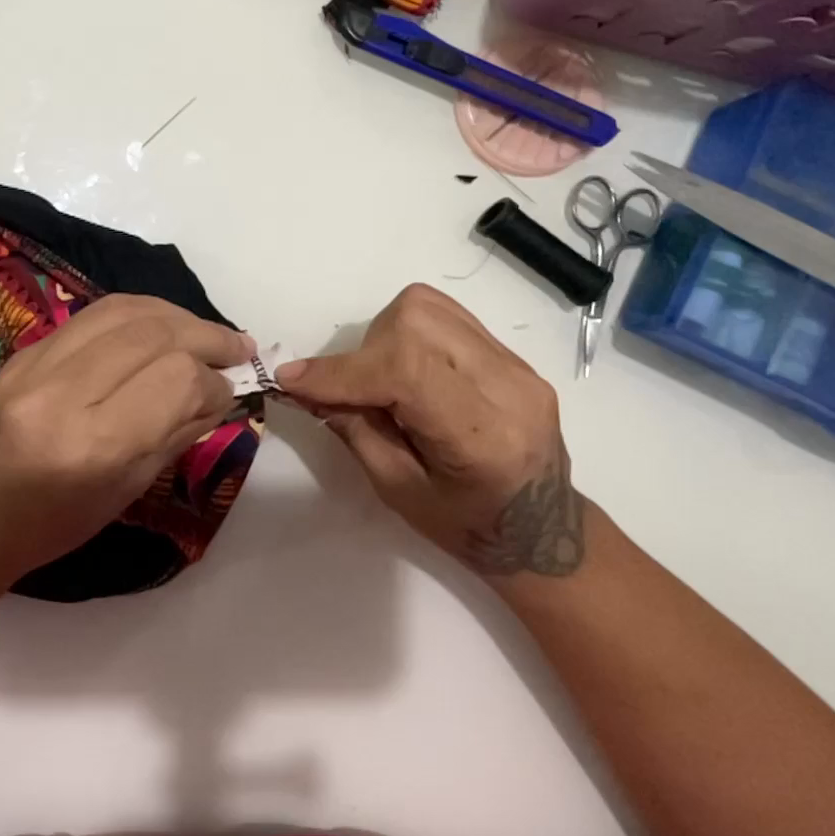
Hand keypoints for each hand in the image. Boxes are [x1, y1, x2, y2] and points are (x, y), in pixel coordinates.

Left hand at [0, 294, 252, 615]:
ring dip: (175, 315)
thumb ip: (176, 433)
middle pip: (152, 335)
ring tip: (204, 334)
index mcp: (89, 447)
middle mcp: (59, 394)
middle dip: (205, 336)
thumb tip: (221, 390)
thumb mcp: (126, 492)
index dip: (213, 381)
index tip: (228, 391)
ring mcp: (34, 365)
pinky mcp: (23, 351)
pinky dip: (138, 315)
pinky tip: (159, 329)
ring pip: (122, 310)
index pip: (175, 381)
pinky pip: (92, 316)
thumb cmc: (53, 525)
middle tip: (236, 349)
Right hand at [276, 284, 585, 580]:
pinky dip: (407, 334)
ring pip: (427, 307)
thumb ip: (353, 429)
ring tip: (380, 380)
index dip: (342, 371)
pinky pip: (445, 317)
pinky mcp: (512, 355)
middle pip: (416, 322)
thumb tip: (304, 384)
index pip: (406, 371)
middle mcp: (508, 387)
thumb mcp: (396, 489)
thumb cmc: (465, 524)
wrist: (541, 527)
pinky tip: (405, 370)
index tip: (293, 380)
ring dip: (383, 336)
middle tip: (350, 391)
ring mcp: (516, 365)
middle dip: (364, 351)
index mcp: (482, 437)